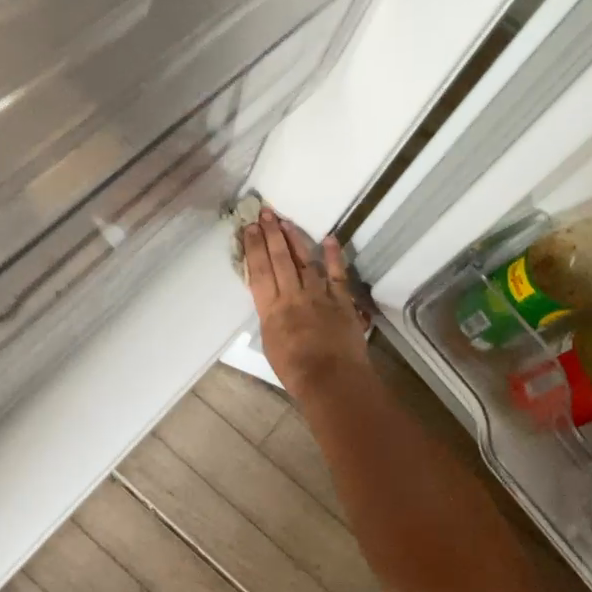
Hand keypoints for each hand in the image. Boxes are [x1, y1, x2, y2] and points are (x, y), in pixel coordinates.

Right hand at [242, 208, 368, 397]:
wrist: (331, 379)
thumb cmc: (295, 371)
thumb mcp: (271, 344)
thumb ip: (272, 318)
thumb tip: (273, 304)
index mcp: (271, 309)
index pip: (259, 271)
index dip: (254, 247)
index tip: (250, 228)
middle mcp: (293, 295)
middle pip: (280, 259)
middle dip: (271, 234)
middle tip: (266, 212)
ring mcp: (319, 295)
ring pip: (306, 260)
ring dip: (295, 239)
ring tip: (286, 221)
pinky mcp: (342, 300)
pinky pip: (337, 273)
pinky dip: (333, 255)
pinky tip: (329, 238)